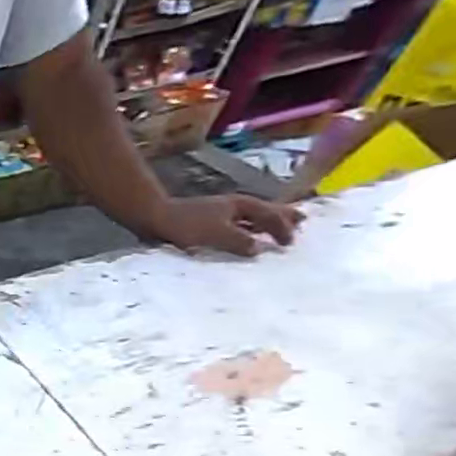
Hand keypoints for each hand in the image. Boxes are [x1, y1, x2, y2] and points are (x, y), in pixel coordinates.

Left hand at [150, 195, 303, 256]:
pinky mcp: (204, 222)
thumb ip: (240, 241)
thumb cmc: (186, 224)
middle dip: (283, 217)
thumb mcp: (217, 234)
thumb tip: (259, 250)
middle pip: (266, 211)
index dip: (283, 229)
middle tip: (301, 222)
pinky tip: (241, 238)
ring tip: (274, 231)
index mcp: (243, 205)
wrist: (154, 218)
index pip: (272, 216)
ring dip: (264, 225)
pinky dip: (243, 231)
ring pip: (249, 218)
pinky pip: (232, 226)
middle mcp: (235, 206)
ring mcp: (219, 213)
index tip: (289, 244)